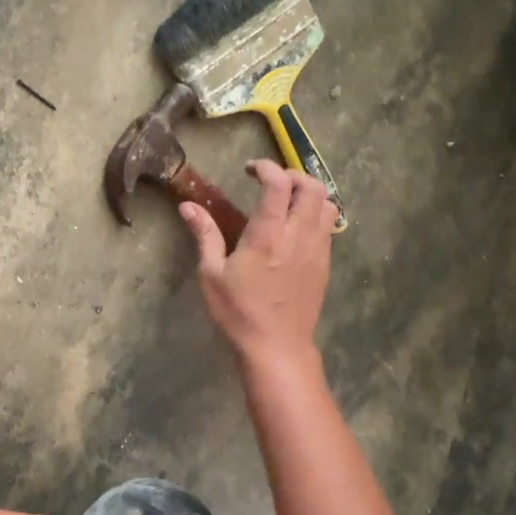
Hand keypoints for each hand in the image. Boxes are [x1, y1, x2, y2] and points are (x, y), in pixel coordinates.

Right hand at [179, 160, 337, 364]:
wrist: (276, 346)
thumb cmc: (237, 311)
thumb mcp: (211, 274)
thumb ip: (204, 235)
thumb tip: (187, 206)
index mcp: (267, 235)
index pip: (278, 185)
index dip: (266, 168)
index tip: (250, 169)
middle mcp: (298, 236)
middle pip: (312, 187)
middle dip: (292, 176)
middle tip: (270, 183)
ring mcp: (316, 249)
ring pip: (327, 204)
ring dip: (308, 194)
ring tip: (286, 201)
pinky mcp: (324, 263)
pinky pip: (328, 227)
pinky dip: (314, 215)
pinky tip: (293, 228)